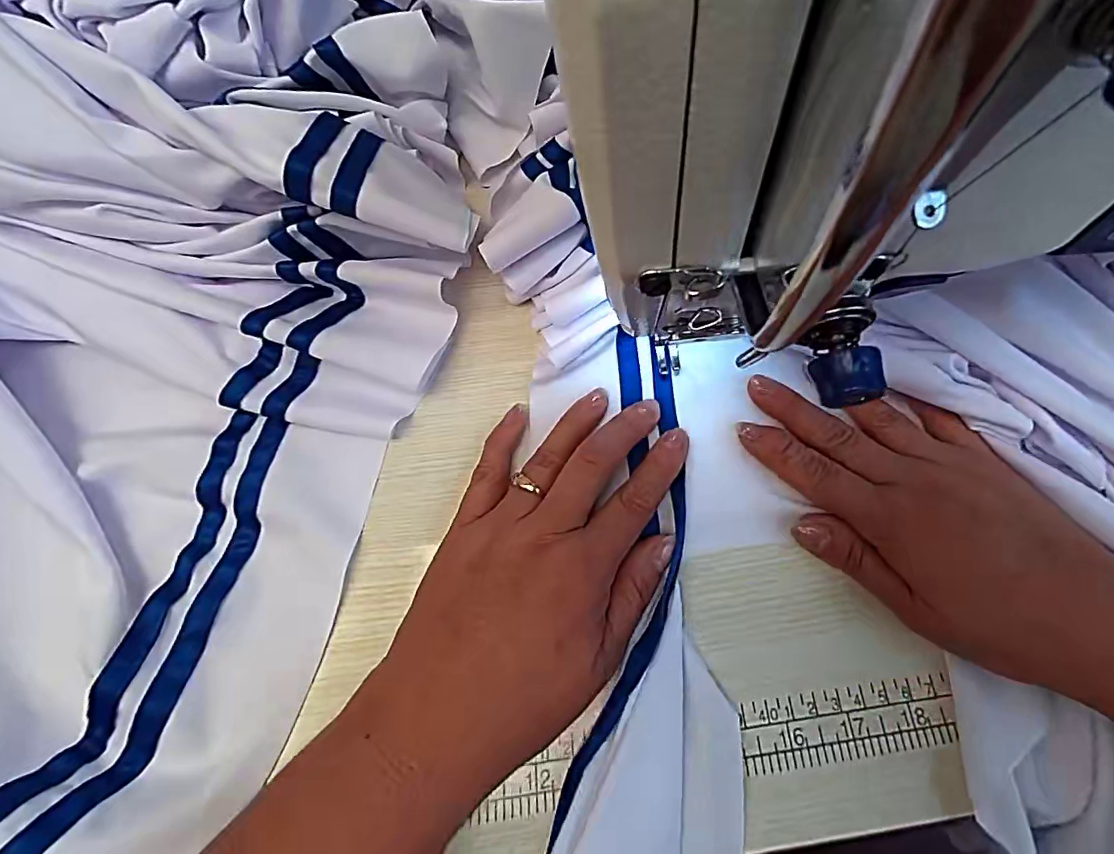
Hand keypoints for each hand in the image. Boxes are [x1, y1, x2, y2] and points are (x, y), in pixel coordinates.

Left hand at [350, 390, 685, 815]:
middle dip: (625, 430)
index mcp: (581, 569)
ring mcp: (499, 526)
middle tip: (646, 408)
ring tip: (598, 399)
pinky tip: (517, 415)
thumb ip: (631, 595)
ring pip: (544, 459)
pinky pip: (486, 472)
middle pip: (592, 466)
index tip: (677, 440)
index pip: (633, 503)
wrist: (436, 714)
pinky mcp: (464, 529)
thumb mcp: (597, 660)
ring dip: (574, 424)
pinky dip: (502, 439)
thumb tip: (662, 544)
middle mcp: (543, 535)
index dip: (661, 468)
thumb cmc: (523, 699)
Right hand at [736, 375, 1113, 696]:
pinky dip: (912, 404)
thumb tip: (802, 525)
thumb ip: (856, 560)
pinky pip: (940, 422)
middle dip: (792, 410)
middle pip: (838, 436)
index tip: (746, 429)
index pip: (817, 475)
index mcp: (889, 519)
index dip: (776, 451)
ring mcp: (950, 464)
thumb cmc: (998, 625)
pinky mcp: (985, 461)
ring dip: (840, 398)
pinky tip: (895, 393)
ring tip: (811, 376)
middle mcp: (912, 479)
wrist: (1097, 617)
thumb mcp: (915, 609)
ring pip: (881, 420)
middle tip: (759, 384)